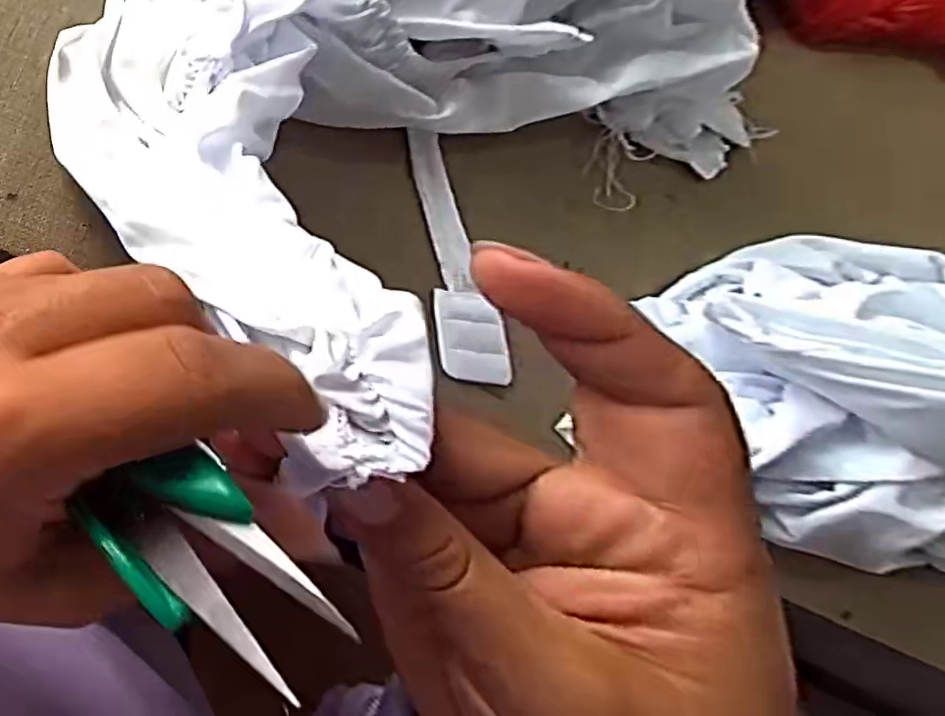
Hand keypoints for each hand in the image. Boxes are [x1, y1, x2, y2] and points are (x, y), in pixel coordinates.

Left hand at [0, 252, 321, 698]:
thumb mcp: (68, 578)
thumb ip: (181, 536)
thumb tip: (281, 508)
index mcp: (18, 422)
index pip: (177, 375)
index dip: (262, 389)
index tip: (298, 417)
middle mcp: (4, 333)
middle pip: (167, 302)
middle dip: (218, 360)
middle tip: (217, 418)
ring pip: (132, 280)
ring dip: (168, 335)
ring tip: (146, 392)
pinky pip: (84, 275)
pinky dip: (114, 316)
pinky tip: (87, 362)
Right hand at [330, 244, 793, 715]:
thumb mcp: (555, 687)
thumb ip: (455, 577)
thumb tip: (368, 482)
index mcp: (663, 535)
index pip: (652, 394)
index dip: (583, 318)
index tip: (502, 270)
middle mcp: (569, 510)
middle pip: (470, 425)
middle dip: (388, 409)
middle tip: (318, 395)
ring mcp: (490, 525)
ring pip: (405, 453)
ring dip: (341, 446)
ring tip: (282, 437)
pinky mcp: (431, 542)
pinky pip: (372, 491)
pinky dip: (324, 478)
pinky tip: (287, 467)